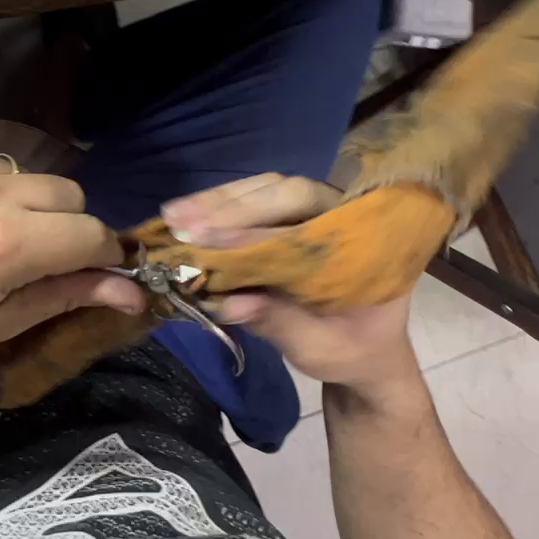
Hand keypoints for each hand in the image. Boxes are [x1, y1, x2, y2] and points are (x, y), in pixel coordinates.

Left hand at [0, 131, 143, 392]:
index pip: (91, 232)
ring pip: (18, 168)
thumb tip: (133, 294)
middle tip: (21, 254)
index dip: (96, 254)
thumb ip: (67, 296)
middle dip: (59, 225)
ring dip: (12, 198)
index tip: (84, 267)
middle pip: (65, 191)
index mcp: (6, 242)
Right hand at [162, 173, 416, 392]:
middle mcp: (342, 212)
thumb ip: (280, 323)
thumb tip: (229, 304)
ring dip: (216, 201)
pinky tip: (181, 214)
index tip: (207, 242)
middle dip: (231, 208)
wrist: (364, 350)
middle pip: (286, 193)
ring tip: (173, 215)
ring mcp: (315, 206)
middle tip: (183, 223)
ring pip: (264, 188)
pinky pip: (252, 198)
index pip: (305, 230)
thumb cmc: (349, 349)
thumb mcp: (320, 348)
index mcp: (366, 245)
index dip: (253, 236)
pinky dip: (215, 205)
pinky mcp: (287, 212)